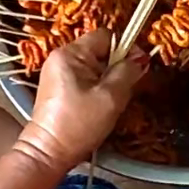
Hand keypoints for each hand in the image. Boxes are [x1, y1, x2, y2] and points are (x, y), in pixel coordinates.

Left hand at [16, 29, 147, 170]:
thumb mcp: (110, 97)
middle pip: (99, 50)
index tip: (136, 68)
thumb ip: (128, 72)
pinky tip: (98, 106)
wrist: (47, 152)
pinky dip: (95, 88)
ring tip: (110, 101)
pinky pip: (83, 78)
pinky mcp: (57, 87)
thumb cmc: (79, 124)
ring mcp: (56, 72)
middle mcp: (60, 57)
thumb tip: (141, 57)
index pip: (105, 36)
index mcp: (70, 54)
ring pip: (93, 66)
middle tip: (122, 91)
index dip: (125, 48)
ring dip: (107, 80)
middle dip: (116, 67)